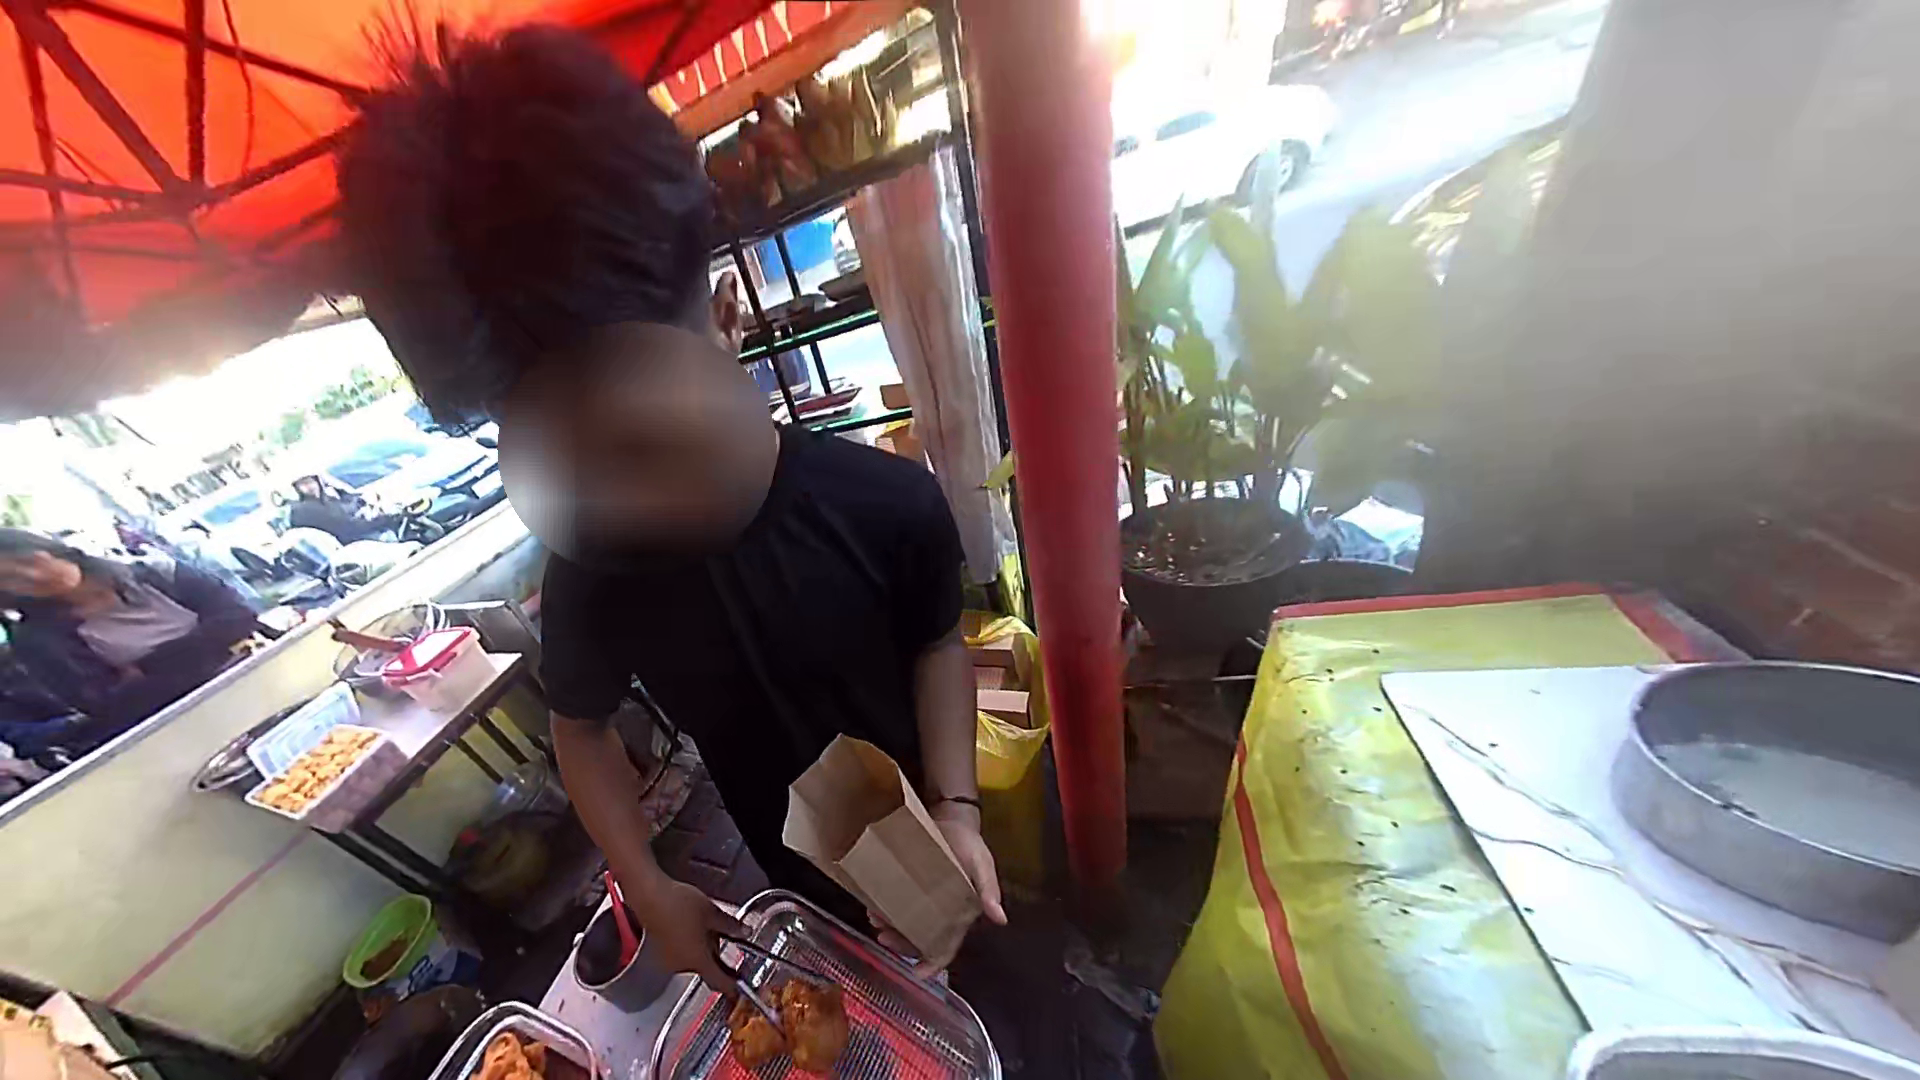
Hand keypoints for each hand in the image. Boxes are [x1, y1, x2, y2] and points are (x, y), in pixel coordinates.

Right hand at [625, 875, 743, 994]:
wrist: (652, 898)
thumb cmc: (681, 905)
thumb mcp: (713, 913)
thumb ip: (731, 926)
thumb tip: (745, 932)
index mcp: (697, 960)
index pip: (718, 981)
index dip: (731, 986)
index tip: (737, 988)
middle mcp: (681, 966)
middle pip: (705, 966)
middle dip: (715, 950)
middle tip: (722, 929)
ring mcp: (668, 961)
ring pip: (692, 958)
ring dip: (702, 945)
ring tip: (704, 921)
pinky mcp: (659, 953)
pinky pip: (680, 954)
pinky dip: (689, 943)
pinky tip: (689, 923)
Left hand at [870, 801, 1006, 974]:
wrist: (952, 817)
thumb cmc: (970, 843)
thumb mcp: (982, 863)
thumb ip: (989, 889)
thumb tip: (1000, 918)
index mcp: (959, 913)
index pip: (947, 947)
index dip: (933, 964)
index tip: (917, 974)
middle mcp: (939, 912)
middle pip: (919, 939)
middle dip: (901, 943)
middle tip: (883, 936)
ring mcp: (923, 899)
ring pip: (904, 923)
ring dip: (889, 926)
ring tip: (875, 917)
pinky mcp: (909, 884)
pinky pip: (895, 902)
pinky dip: (884, 906)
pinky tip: (874, 903)